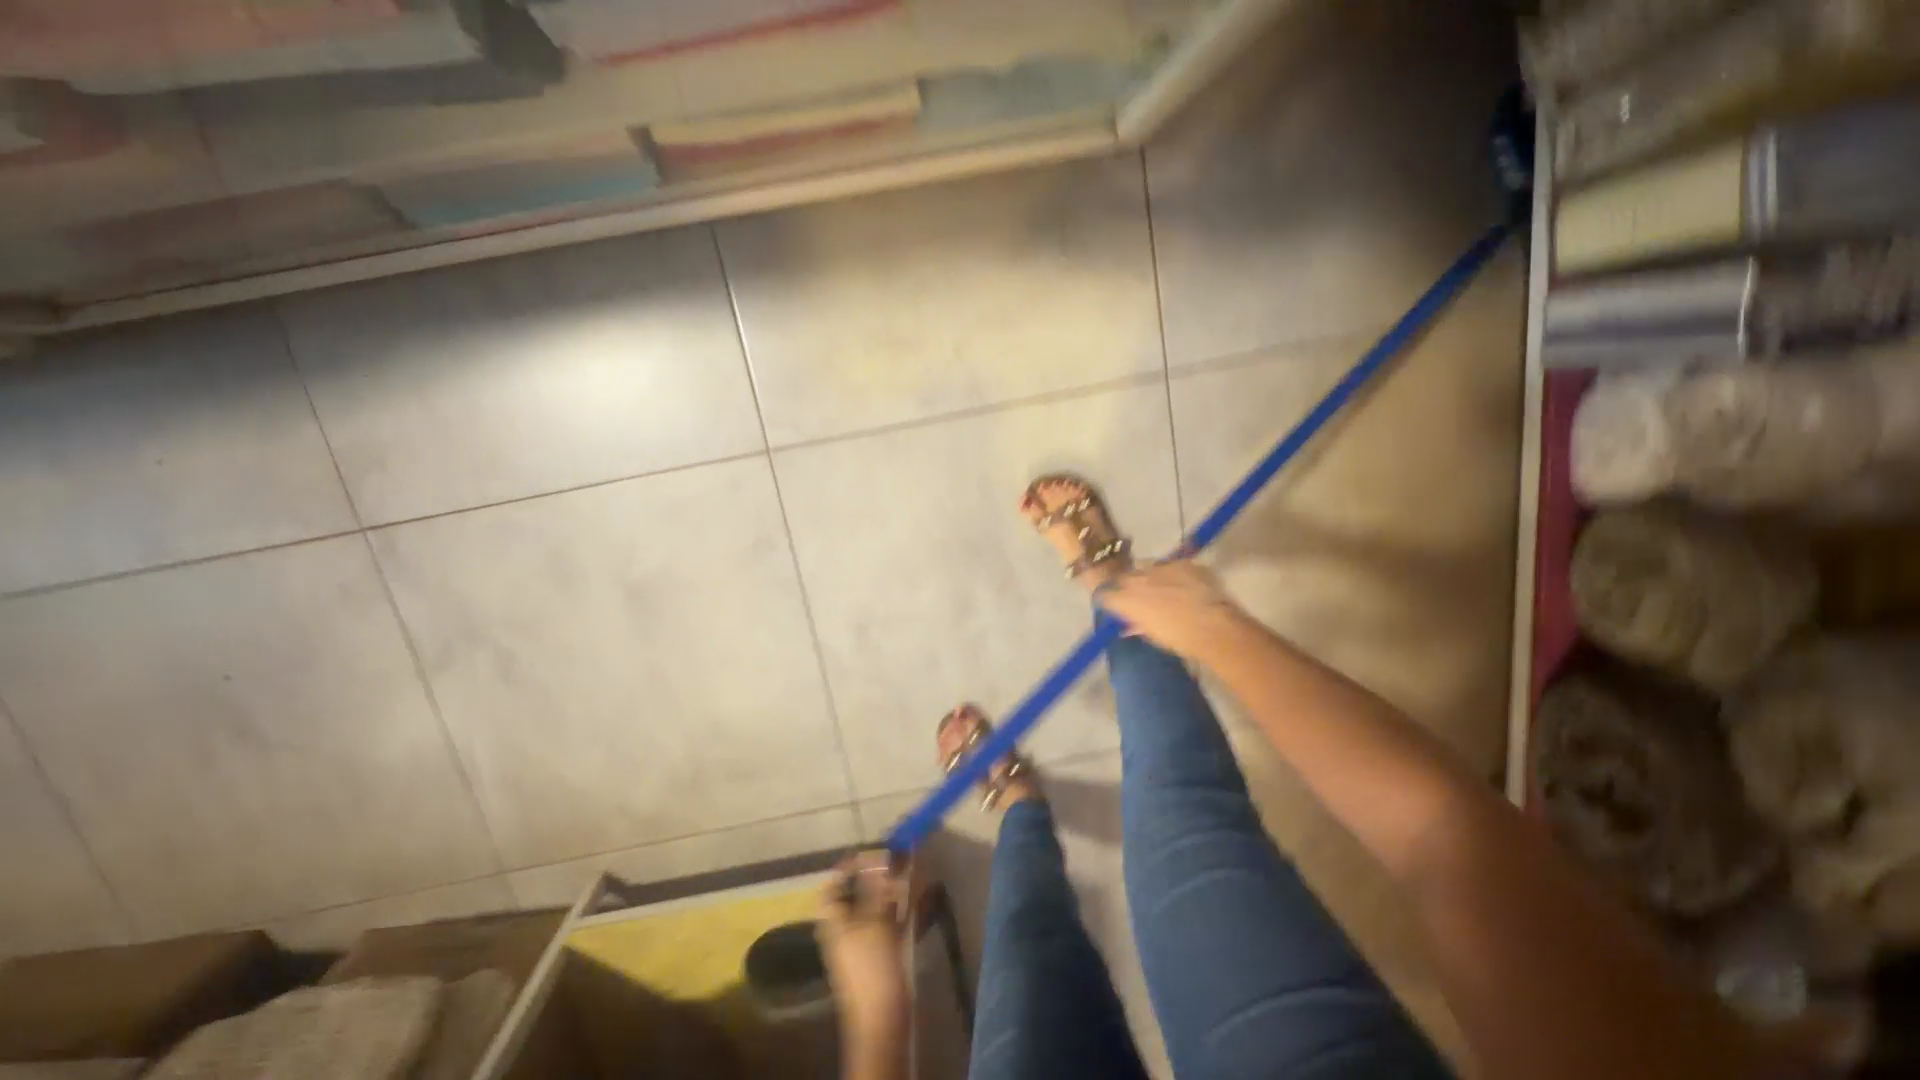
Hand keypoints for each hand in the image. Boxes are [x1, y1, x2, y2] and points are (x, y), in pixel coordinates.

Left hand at [816, 851, 911, 1038]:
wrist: (882, 1016)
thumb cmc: (871, 966)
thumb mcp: (873, 923)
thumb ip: (877, 889)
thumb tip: (879, 860)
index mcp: (834, 920)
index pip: (832, 886)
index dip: (848, 867)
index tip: (871, 853)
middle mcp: (846, 926)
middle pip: (858, 893)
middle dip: (878, 875)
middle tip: (898, 859)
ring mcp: (865, 939)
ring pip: (877, 905)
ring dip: (893, 888)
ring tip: (911, 870)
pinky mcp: (883, 951)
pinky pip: (890, 920)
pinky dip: (901, 906)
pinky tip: (917, 895)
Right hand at [1096, 558, 1256, 663]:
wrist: (1213, 627)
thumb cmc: (1178, 639)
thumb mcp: (1152, 636)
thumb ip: (1137, 625)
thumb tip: (1129, 625)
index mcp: (1126, 599)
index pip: (1106, 594)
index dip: (1109, 600)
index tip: (1114, 605)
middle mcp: (1138, 578)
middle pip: (1126, 578)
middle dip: (1130, 586)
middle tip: (1141, 598)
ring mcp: (1161, 567)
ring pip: (1148, 568)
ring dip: (1151, 577)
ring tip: (1164, 589)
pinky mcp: (1183, 562)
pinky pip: (1173, 566)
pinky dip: (1175, 574)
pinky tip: (1186, 585)